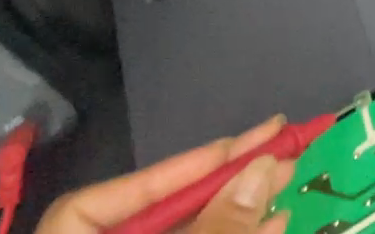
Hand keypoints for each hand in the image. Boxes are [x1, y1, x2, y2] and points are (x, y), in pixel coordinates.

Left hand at [36, 116, 294, 233]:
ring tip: (287, 177)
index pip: (87, 207)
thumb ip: (216, 231)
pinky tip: (275, 223)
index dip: (161, 176)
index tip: (231, 150)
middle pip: (151, 219)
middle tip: (280, 148)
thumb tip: (261, 169)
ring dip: (238, 208)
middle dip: (218, 185)